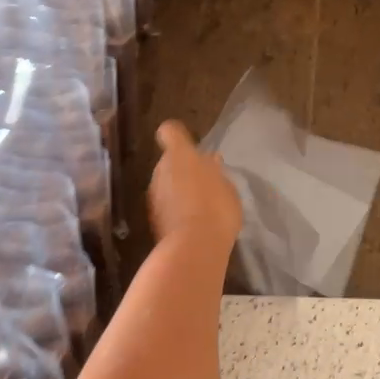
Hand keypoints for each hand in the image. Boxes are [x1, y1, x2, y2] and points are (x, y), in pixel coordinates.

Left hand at [149, 120, 241, 249]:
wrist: (195, 246)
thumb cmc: (217, 209)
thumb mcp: (227, 187)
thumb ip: (215, 172)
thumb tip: (209, 161)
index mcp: (180, 155)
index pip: (170, 132)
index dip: (177, 137)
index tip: (189, 147)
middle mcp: (160, 170)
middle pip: (168, 163)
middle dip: (182, 171)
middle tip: (204, 186)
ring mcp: (153, 195)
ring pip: (165, 186)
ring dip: (178, 193)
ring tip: (200, 210)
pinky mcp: (151, 218)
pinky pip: (164, 207)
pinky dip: (174, 212)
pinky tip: (192, 225)